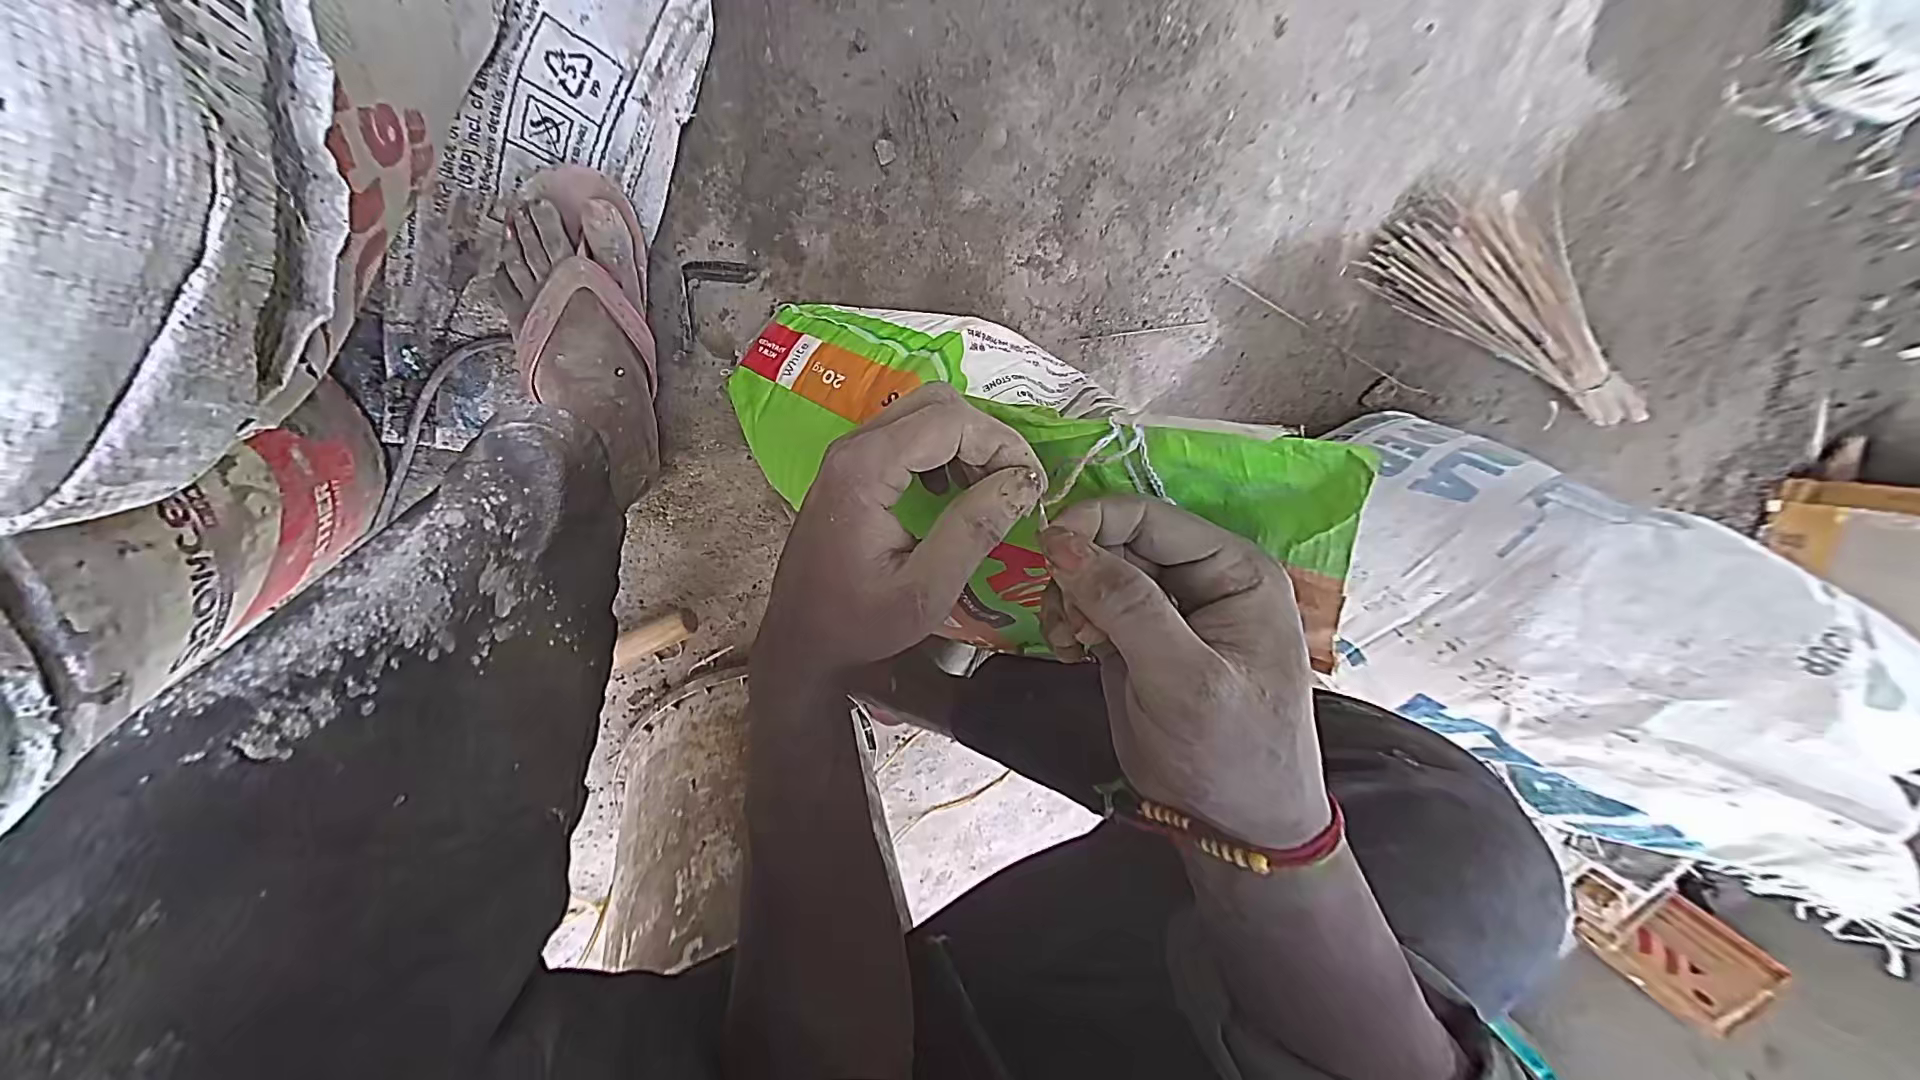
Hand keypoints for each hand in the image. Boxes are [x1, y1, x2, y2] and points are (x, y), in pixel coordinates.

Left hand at [756, 384, 1043, 685]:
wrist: (802, 642)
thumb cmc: (858, 625)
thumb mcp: (925, 590)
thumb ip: (973, 531)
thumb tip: (1023, 481)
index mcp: (865, 469)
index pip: (949, 420)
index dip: (1002, 443)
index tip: (1032, 483)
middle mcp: (853, 447)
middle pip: (937, 404)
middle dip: (987, 437)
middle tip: (1013, 484)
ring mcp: (850, 454)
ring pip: (924, 414)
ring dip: (968, 442)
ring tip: (990, 490)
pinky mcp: (853, 468)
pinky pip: (909, 435)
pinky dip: (944, 451)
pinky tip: (952, 492)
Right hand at [1038, 496, 1328, 847]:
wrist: (1228, 824)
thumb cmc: (1230, 752)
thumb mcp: (1182, 678)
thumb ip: (1125, 604)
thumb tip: (1059, 541)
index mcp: (1233, 570)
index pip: (1150, 518)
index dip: (1092, 524)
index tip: (1044, 553)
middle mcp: (1201, 577)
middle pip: (1118, 540)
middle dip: (1080, 572)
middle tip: (1066, 621)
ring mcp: (1166, 606)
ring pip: (1097, 570)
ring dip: (1069, 597)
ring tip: (1069, 641)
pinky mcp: (1136, 633)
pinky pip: (1089, 603)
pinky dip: (1069, 619)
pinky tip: (1070, 650)